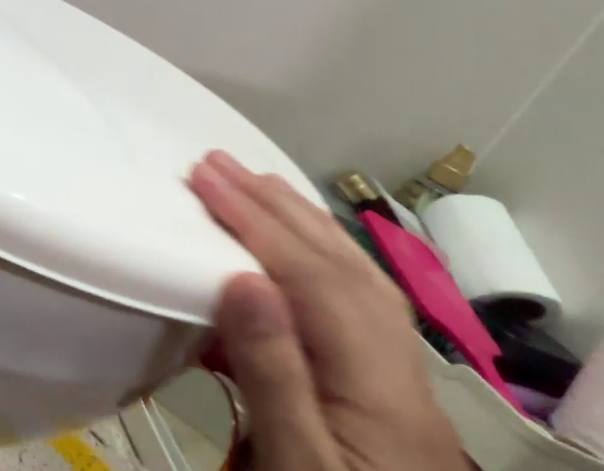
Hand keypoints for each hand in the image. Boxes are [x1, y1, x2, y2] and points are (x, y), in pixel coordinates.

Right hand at [189, 151, 469, 470]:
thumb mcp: (291, 464)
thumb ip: (273, 375)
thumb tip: (245, 279)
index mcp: (378, 394)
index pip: (315, 284)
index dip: (258, 223)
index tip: (203, 178)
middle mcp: (400, 379)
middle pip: (345, 274)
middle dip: (280, 210)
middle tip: (220, 163)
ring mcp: (399, 388)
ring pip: (360, 287)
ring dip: (303, 229)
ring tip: (254, 186)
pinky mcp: (383, 398)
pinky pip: (356, 309)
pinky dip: (318, 263)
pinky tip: (286, 255)